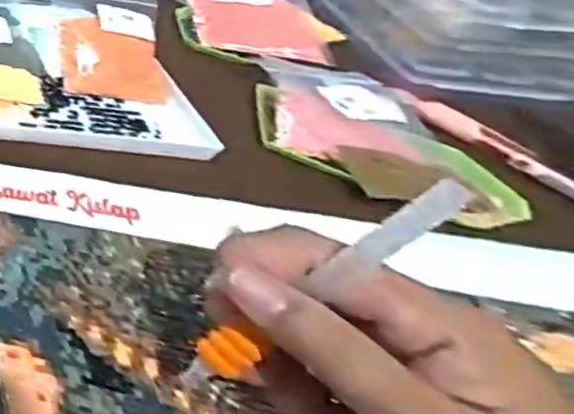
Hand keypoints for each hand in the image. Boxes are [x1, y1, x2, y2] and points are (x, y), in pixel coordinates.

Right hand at [207, 227, 568, 413]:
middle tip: (235, 354)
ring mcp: (394, 358)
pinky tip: (293, 402)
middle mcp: (410, 325)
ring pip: (293, 322)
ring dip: (267, 353)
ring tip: (280, 396)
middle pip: (300, 283)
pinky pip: (307, 360)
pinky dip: (285, 378)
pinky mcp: (378, 387)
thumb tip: (233, 273)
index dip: (256, 260)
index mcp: (436, 319)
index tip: (215, 299)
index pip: (320, 253)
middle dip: (256, 312)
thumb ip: (333, 348)